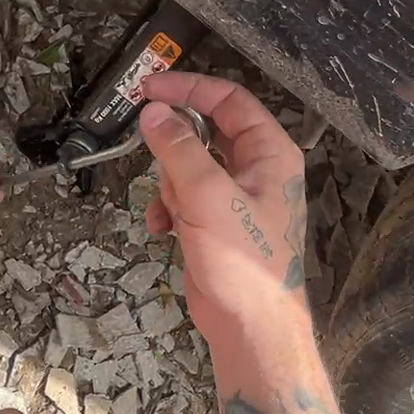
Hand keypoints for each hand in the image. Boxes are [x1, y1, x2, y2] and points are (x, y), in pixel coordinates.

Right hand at [137, 72, 310, 348]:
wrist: (249, 325)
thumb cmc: (243, 260)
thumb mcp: (208, 196)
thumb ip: (178, 150)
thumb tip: (153, 112)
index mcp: (270, 153)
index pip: (229, 101)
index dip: (189, 89)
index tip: (149, 88)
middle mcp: (254, 170)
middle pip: (204, 134)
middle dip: (174, 147)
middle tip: (144, 142)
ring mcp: (231, 198)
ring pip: (186, 168)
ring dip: (167, 186)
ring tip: (172, 210)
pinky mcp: (212, 224)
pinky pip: (181, 200)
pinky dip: (166, 210)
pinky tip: (161, 230)